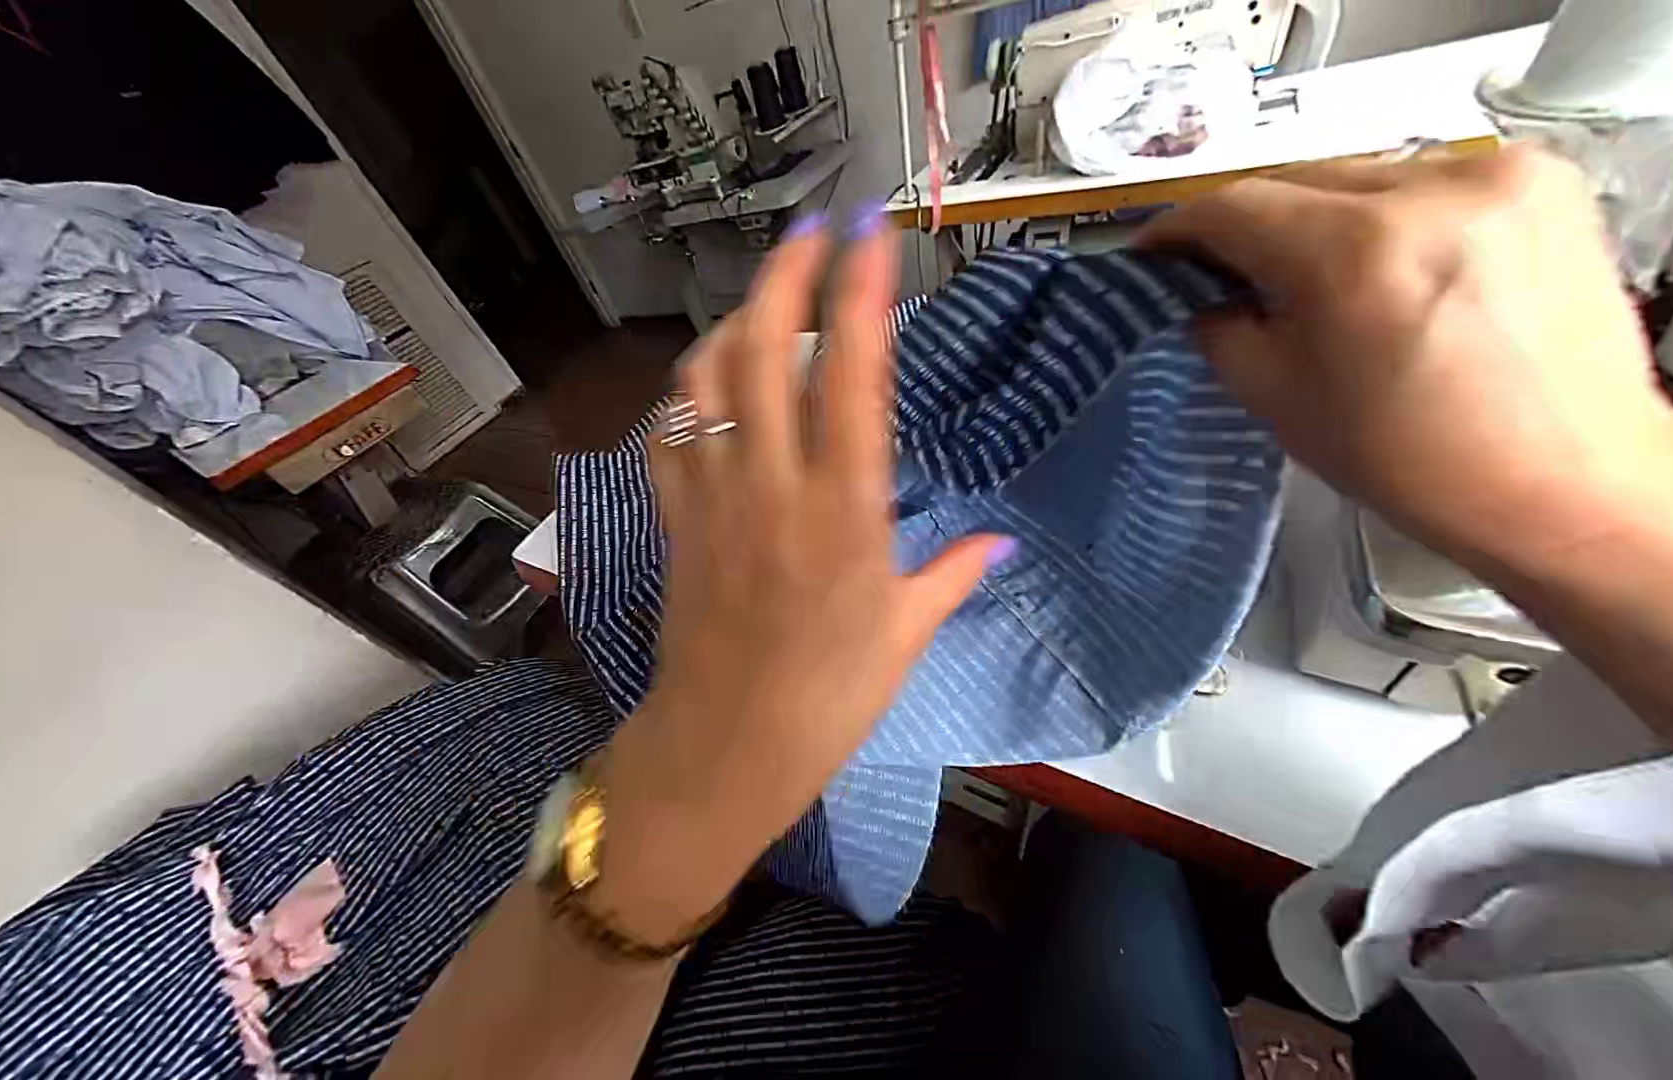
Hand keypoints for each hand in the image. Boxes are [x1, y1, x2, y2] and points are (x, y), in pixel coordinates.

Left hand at [587, 213, 1008, 937]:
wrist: (728, 748)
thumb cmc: (831, 697)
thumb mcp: (907, 634)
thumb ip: (955, 576)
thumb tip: (1002, 543)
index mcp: (845, 512)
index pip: (853, 378)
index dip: (862, 295)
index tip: (871, 235)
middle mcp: (774, 488)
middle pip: (764, 350)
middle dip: (787, 273)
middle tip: (812, 231)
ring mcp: (713, 499)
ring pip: (706, 379)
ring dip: (734, 321)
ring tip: (766, 300)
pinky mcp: (675, 520)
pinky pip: (670, 430)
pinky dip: (689, 389)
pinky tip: (712, 380)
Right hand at [1136, 146, 1672, 569]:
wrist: (1562, 479)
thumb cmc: (1414, 460)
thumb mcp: (1281, 402)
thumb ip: (1224, 334)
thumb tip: (1204, 299)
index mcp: (1355, 256)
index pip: (1236, 208)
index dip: (1181, 228)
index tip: (1156, 249)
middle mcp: (1433, 193)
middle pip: (1295, 181)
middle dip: (1243, 225)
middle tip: (1214, 269)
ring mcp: (1499, 176)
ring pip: (1354, 176)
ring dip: (1307, 221)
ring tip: (1294, 276)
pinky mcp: (1541, 181)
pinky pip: (1418, 181)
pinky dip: (1372, 216)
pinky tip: (1366, 265)